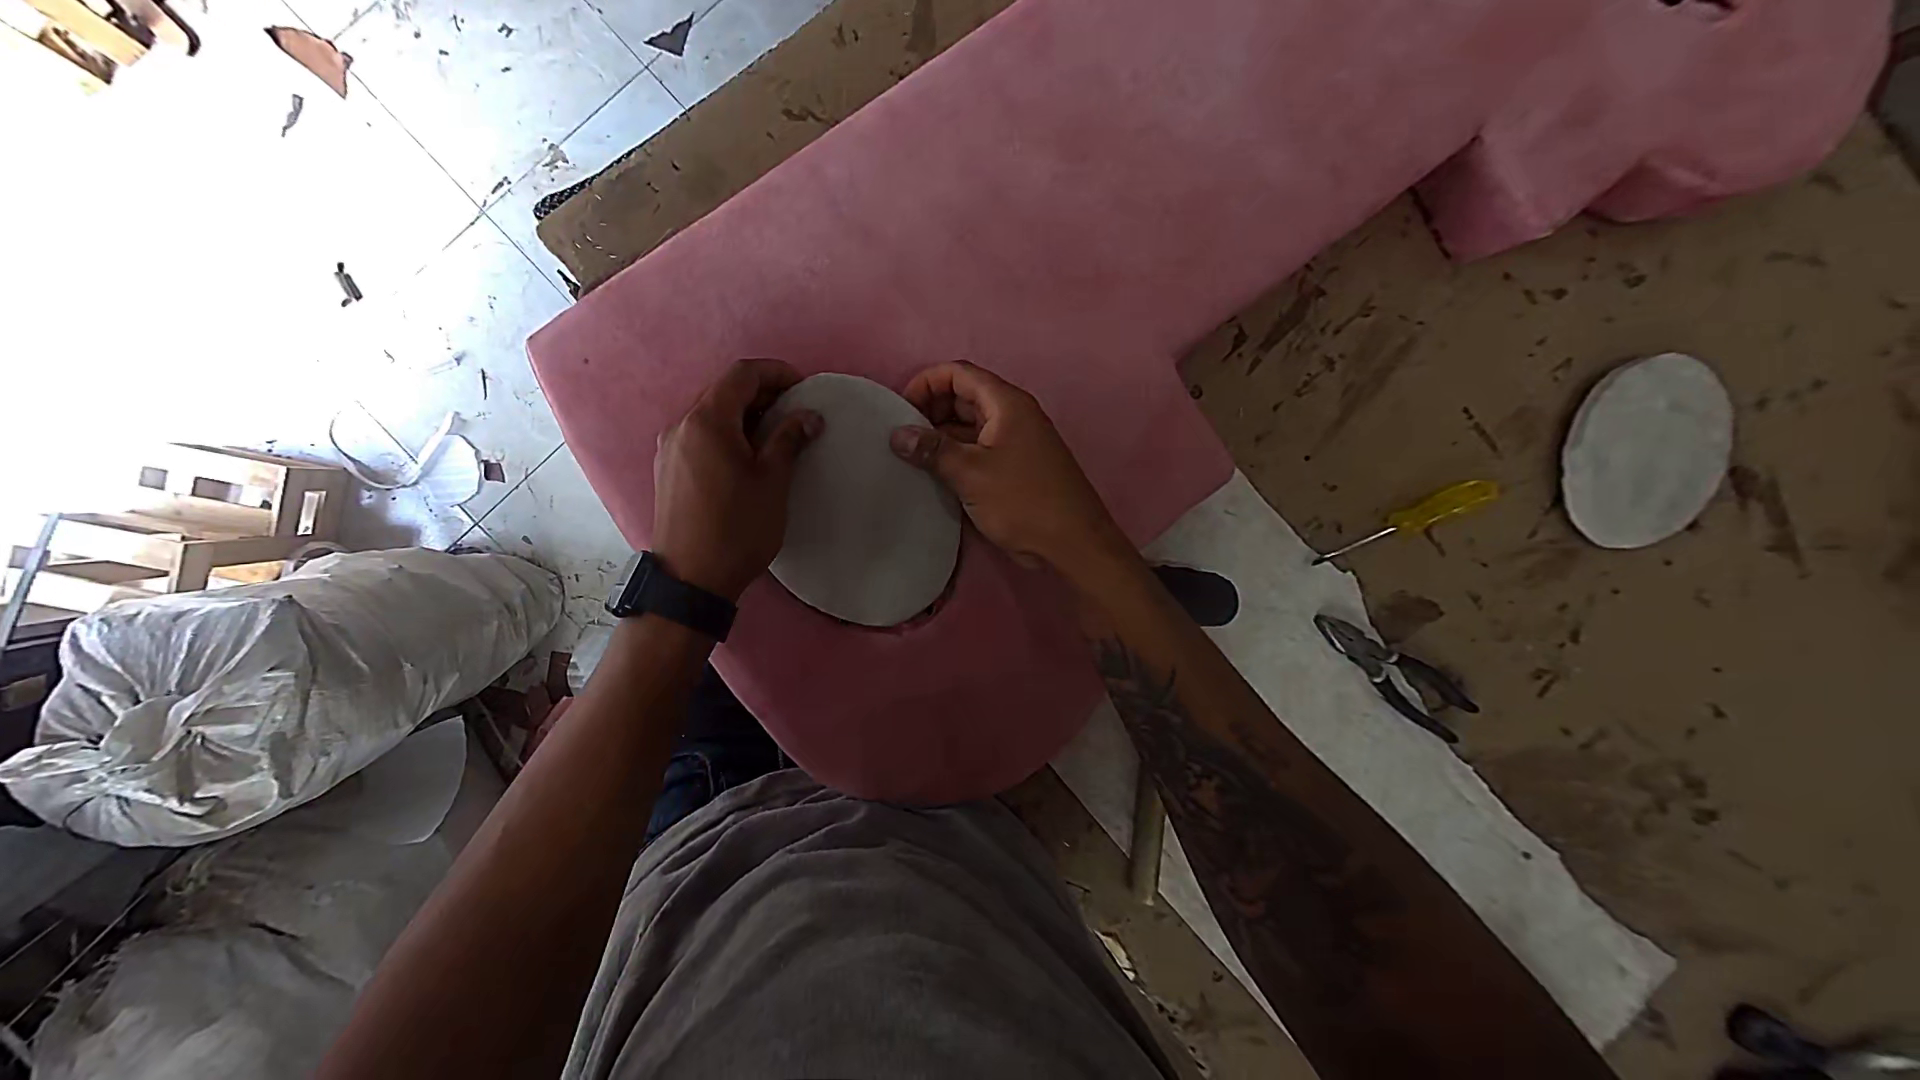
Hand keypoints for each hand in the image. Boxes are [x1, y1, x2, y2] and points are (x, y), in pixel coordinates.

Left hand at [652, 359, 822, 601]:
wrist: (692, 578)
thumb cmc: (738, 527)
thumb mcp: (772, 481)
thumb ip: (788, 439)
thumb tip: (808, 415)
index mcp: (707, 420)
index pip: (742, 374)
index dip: (777, 373)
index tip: (804, 388)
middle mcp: (681, 425)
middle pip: (724, 390)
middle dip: (762, 392)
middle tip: (795, 410)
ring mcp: (670, 447)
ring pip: (711, 413)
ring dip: (745, 414)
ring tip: (776, 435)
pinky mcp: (668, 469)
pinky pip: (700, 435)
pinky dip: (727, 432)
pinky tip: (748, 456)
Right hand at [889, 361, 1129, 577]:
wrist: (1072, 542)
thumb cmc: (1023, 501)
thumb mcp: (971, 473)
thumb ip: (933, 451)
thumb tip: (897, 435)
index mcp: (1006, 403)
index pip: (958, 373)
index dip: (925, 384)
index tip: (900, 410)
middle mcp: (1012, 415)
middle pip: (963, 396)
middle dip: (930, 411)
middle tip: (902, 438)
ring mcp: (1015, 441)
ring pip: (969, 426)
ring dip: (941, 437)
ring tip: (911, 458)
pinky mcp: (1014, 467)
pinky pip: (978, 449)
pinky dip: (956, 455)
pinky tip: (934, 475)